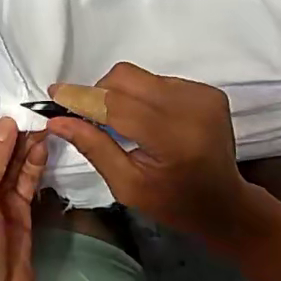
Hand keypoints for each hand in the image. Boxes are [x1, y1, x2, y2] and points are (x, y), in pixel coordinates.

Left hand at [0, 117, 47, 280]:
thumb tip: (6, 122)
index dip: (0, 129)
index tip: (28, 114)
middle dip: (17, 135)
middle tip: (48, 118)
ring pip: (13, 165)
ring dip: (29, 148)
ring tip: (51, 129)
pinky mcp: (17, 215)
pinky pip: (25, 183)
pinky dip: (35, 167)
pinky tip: (46, 150)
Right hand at [45, 63, 260, 248]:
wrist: (225, 204)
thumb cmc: (173, 203)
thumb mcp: (127, 185)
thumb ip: (93, 147)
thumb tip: (58, 121)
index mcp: (172, 137)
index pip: (116, 105)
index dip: (82, 98)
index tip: (54, 94)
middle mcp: (191, 108)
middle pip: (125, 79)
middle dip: (99, 94)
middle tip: (90, 118)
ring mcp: (202, 96)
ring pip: (139, 76)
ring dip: (120, 94)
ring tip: (122, 123)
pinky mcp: (207, 91)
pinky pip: (157, 80)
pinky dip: (142, 95)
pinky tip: (146, 120)